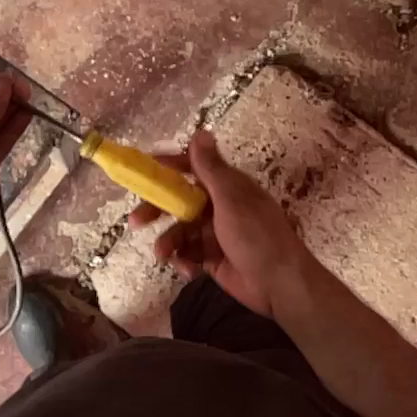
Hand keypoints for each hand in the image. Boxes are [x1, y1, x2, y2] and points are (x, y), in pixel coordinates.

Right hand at [128, 130, 313, 320]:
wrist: (280, 285)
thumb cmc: (257, 236)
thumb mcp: (231, 199)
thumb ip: (211, 168)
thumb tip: (200, 131)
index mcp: (226, 188)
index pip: (194, 168)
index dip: (169, 167)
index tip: (144, 168)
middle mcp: (218, 207)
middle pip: (178, 202)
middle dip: (157, 211)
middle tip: (136, 221)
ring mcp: (214, 234)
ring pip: (179, 231)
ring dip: (168, 242)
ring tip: (163, 254)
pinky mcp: (211, 258)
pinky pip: (187, 254)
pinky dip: (183, 261)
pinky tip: (188, 270)